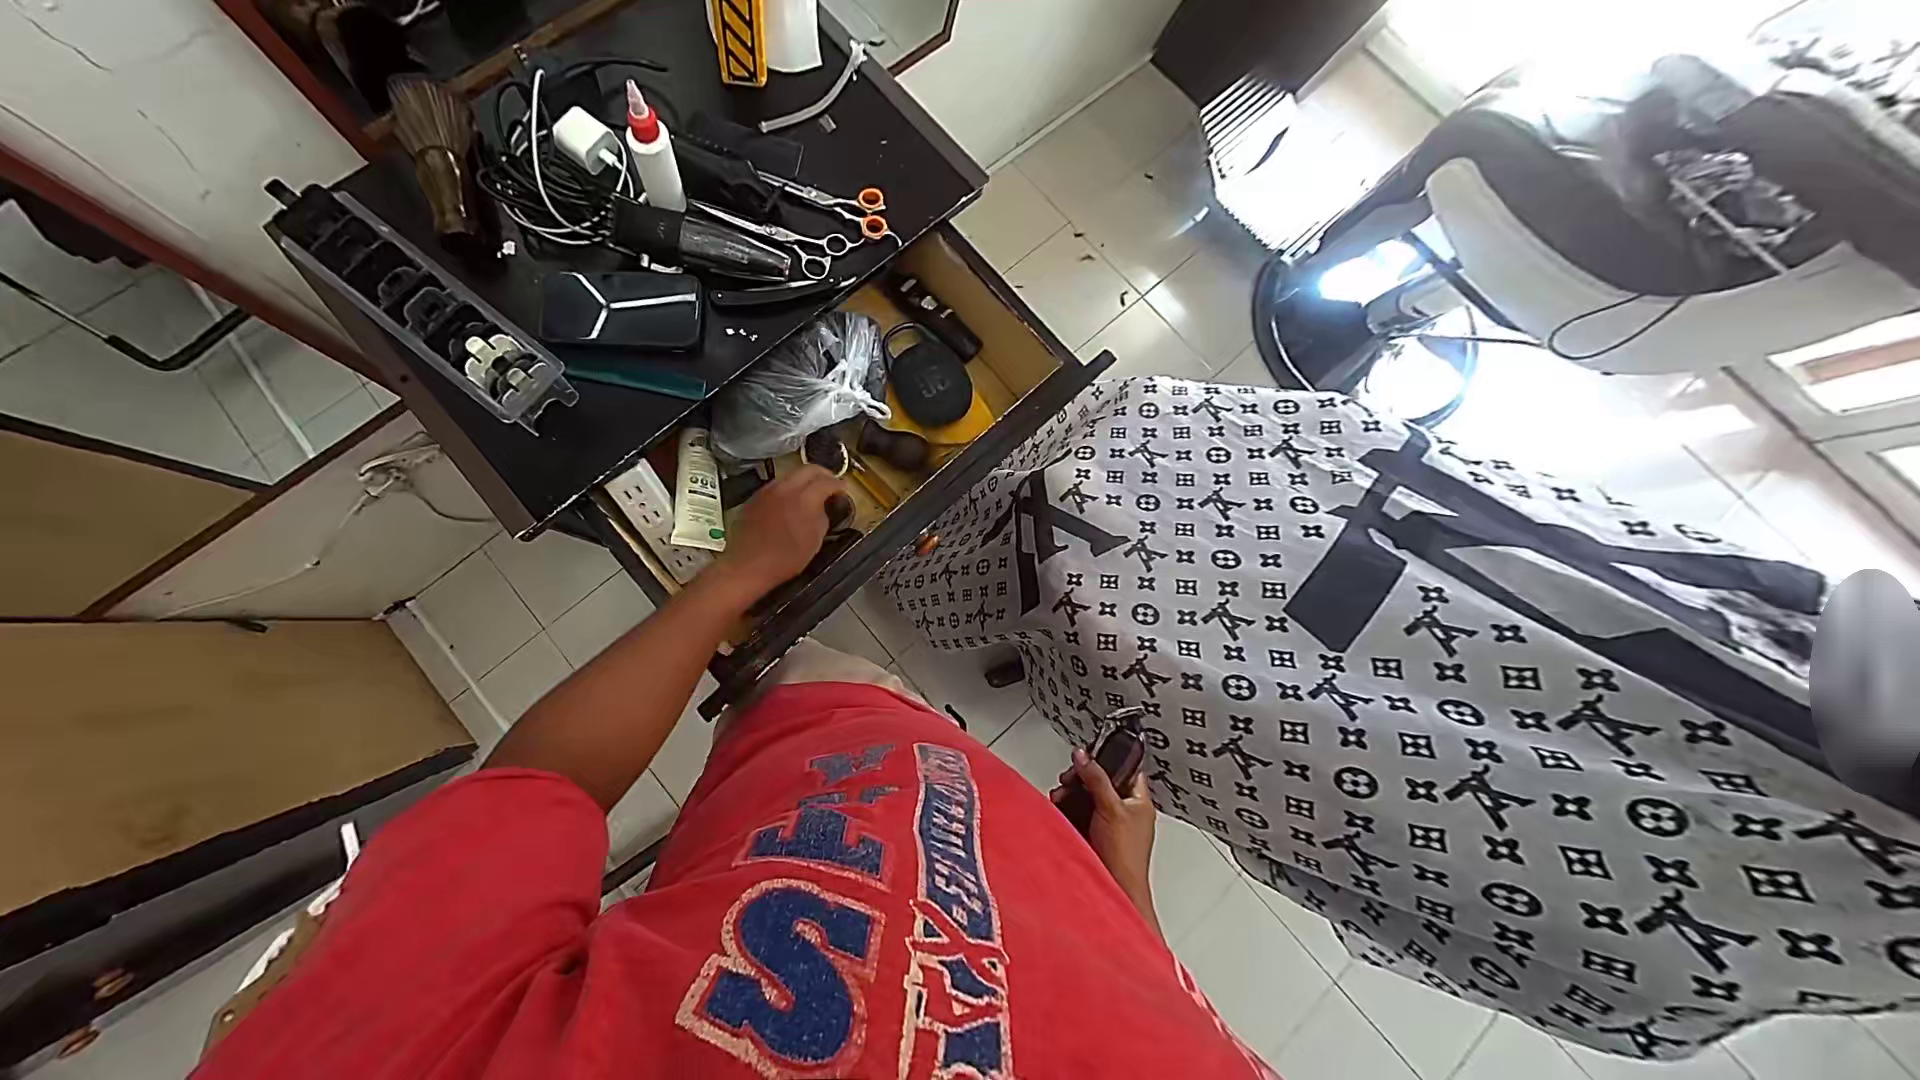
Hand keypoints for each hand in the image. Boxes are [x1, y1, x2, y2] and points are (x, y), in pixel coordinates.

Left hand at [712, 465, 843, 600]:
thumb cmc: (785, 559)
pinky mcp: (755, 498)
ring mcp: (767, 491)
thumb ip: (823, 516)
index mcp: (805, 498)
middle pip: (808, 469)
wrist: (748, 566)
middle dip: (823, 474)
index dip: (839, 485)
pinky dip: (788, 488)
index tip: (843, 490)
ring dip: (804, 480)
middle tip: (830, 485)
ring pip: (791, 474)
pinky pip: (776, 485)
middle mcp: (785, 488)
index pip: (827, 481)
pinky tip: (790, 502)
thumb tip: (824, 507)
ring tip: (811, 493)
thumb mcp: (815, 540)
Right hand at [1052, 748, 1159, 933]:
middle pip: (1100, 780)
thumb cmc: (1126, 857)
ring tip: (1063, 793)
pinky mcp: (1090, 831)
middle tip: (1072, 777)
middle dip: (1082, 777)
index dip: (1109, 758)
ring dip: (1071, 792)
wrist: (1114, 889)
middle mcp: (1123, 809)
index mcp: (1138, 800)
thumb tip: (1084, 756)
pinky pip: (1076, 811)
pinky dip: (1066, 806)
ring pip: (1085, 795)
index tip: (1091, 753)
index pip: (1126, 767)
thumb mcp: (1112, 808)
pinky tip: (1060, 805)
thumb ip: (1097, 778)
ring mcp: (1106, 821)